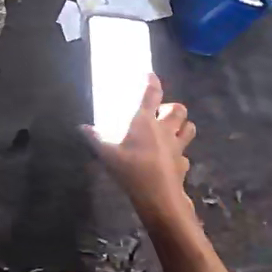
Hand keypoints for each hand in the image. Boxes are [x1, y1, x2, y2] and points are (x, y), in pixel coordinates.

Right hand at [83, 74, 197, 225]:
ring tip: (173, 130)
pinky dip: (181, 154)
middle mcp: (165, 130)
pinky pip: (186, 154)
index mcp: (145, 122)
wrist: (159, 197)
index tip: (150, 75)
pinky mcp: (184, 164)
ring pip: (190, 128)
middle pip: (179, 109)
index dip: (152, 82)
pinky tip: (173, 160)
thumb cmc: (132, 171)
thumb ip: (95, 140)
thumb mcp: (108, 156)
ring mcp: (178, 147)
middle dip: (172, 108)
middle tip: (161, 114)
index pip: (152, 95)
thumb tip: (81, 128)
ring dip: (183, 126)